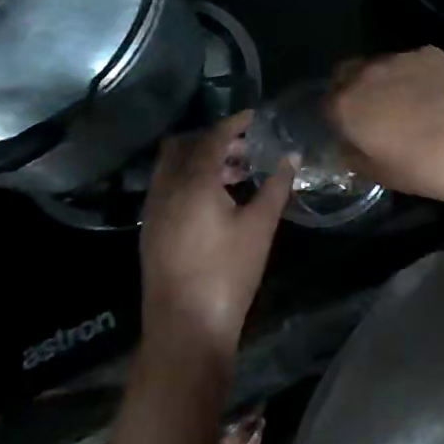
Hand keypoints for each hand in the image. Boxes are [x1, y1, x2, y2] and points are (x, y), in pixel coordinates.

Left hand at [139, 112, 294, 352]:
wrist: (186, 326)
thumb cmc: (227, 273)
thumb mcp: (259, 228)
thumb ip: (276, 187)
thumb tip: (291, 156)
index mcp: (192, 182)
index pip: (213, 137)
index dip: (235, 123)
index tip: (256, 116)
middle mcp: (166, 188)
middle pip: (184, 145)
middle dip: (214, 139)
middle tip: (246, 146)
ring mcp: (154, 209)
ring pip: (173, 167)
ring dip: (201, 160)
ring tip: (238, 172)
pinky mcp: (152, 229)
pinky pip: (168, 187)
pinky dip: (190, 179)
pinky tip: (217, 200)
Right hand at [326, 47, 443, 198]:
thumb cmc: (422, 168)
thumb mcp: (376, 173)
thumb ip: (353, 153)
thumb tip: (351, 143)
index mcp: (345, 104)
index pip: (326, 103)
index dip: (338, 117)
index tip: (352, 131)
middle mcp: (366, 73)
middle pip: (347, 74)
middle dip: (354, 90)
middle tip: (376, 115)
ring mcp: (399, 58)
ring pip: (381, 66)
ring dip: (385, 81)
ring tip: (411, 105)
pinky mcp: (430, 52)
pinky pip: (412, 62)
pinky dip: (416, 76)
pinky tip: (436, 97)